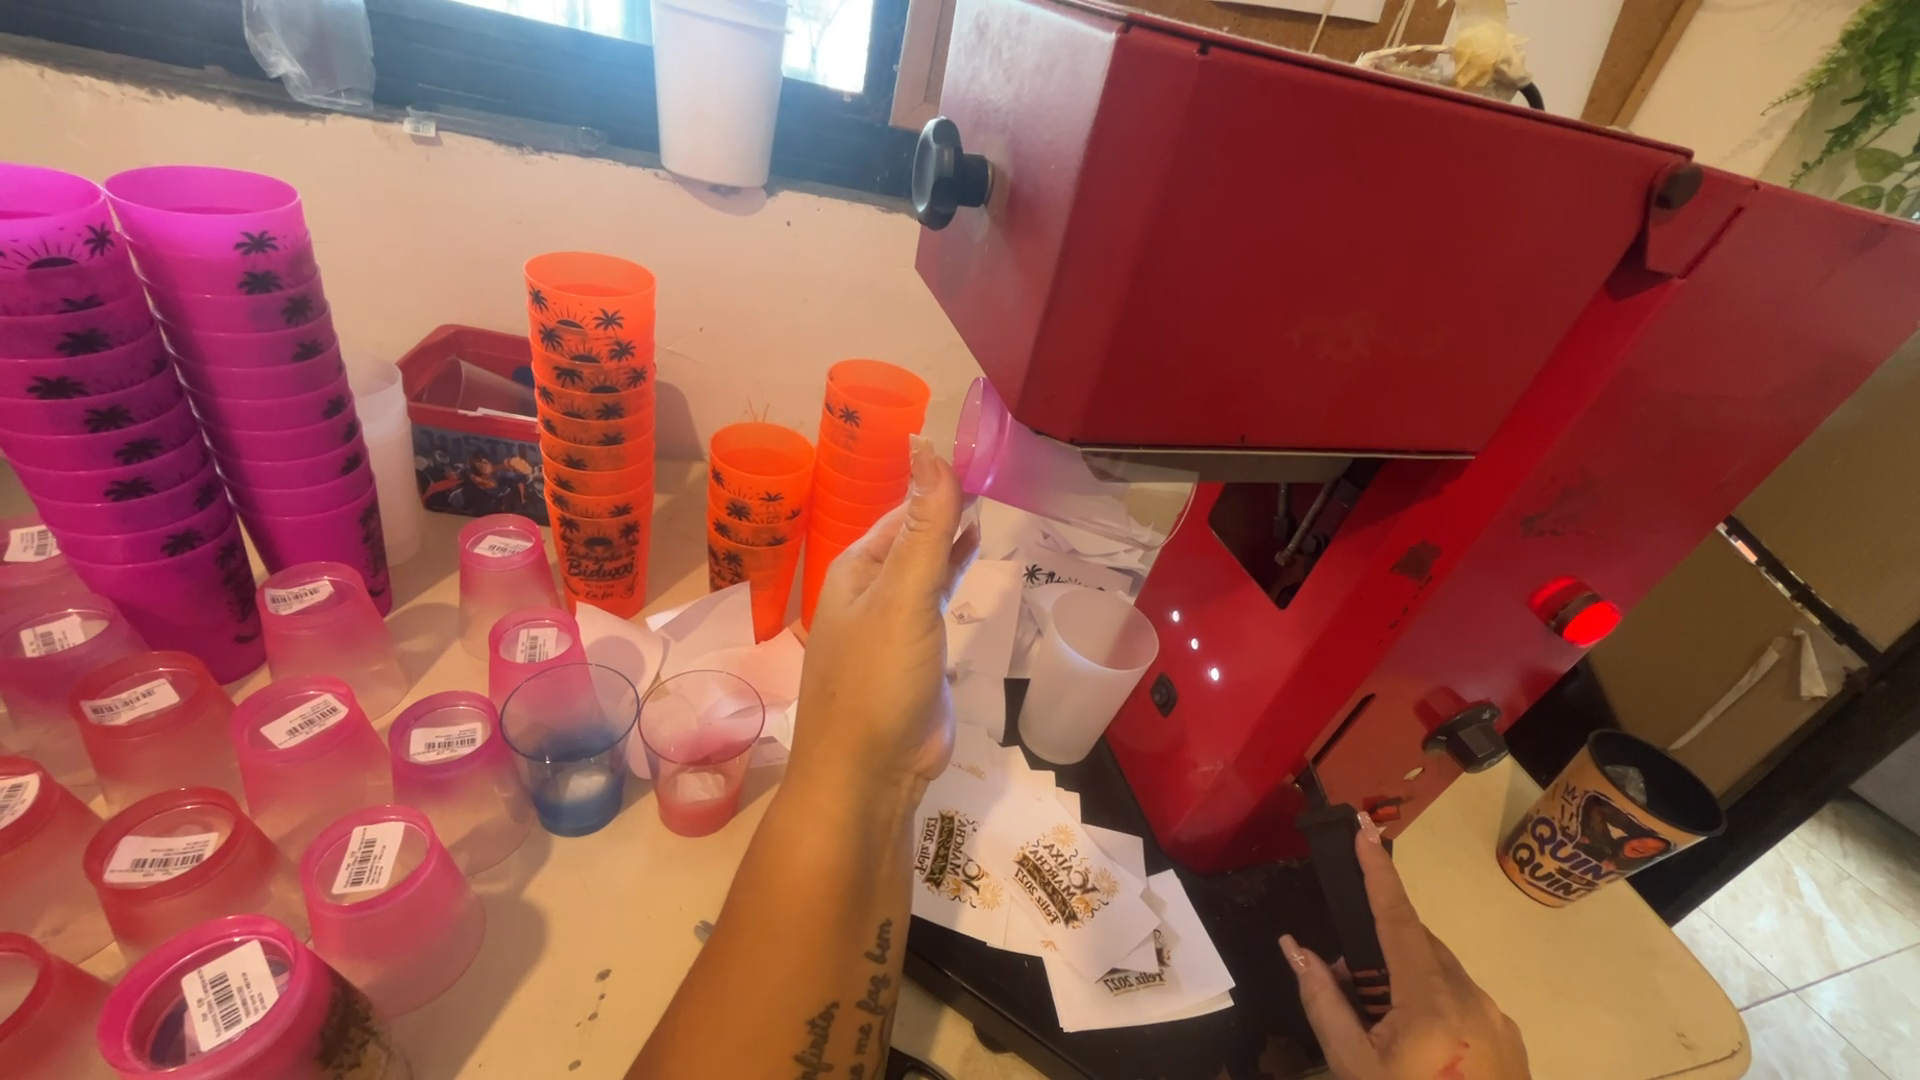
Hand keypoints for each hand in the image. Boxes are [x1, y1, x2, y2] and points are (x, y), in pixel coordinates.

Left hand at [791, 436, 980, 792]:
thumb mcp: (903, 597)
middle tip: (1000, 468)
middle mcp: (872, 587)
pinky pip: (938, 596)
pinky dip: (955, 570)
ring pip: (928, 563)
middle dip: (950, 504)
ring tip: (992, 497)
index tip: (985, 449)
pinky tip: (973, 549)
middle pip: (917, 532)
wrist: (870, 774)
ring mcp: (895, 620)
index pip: (906, 508)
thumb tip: (925, 446)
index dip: (941, 480)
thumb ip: (924, 527)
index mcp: (858, 566)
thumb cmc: (878, 680)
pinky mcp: (918, 650)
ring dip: (953, 533)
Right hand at [1281, 814, 1530, 1079]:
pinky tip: (1416, 1044)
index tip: (1364, 826)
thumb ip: (1323, 1001)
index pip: (1398, 918)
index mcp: (1431, 1000)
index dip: (1378, 871)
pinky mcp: (1511, 1043)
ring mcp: (1497, 1021)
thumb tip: (1294, 947)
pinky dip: (1430, 999)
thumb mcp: (1354, 1066)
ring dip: (1402, 976)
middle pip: (1416, 944)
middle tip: (1344, 981)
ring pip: (1439, 972)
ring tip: (1377, 1023)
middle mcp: (1471, 999)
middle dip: (1376, 947)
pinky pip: (1461, 998)